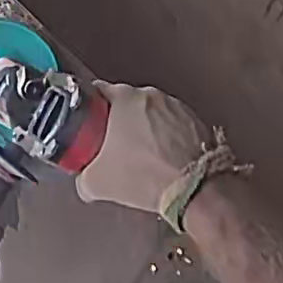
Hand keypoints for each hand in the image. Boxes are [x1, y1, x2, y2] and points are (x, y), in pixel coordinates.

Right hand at [76, 82, 209, 211]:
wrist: (196, 192)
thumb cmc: (149, 176)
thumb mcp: (98, 182)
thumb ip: (83, 179)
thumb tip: (84, 183)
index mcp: (124, 98)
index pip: (98, 90)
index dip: (90, 107)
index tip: (89, 122)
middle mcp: (152, 97)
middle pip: (127, 102)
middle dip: (120, 120)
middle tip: (114, 144)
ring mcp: (178, 108)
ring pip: (153, 113)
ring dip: (146, 128)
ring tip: (142, 155)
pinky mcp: (198, 123)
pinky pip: (175, 126)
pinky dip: (168, 139)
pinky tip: (164, 160)